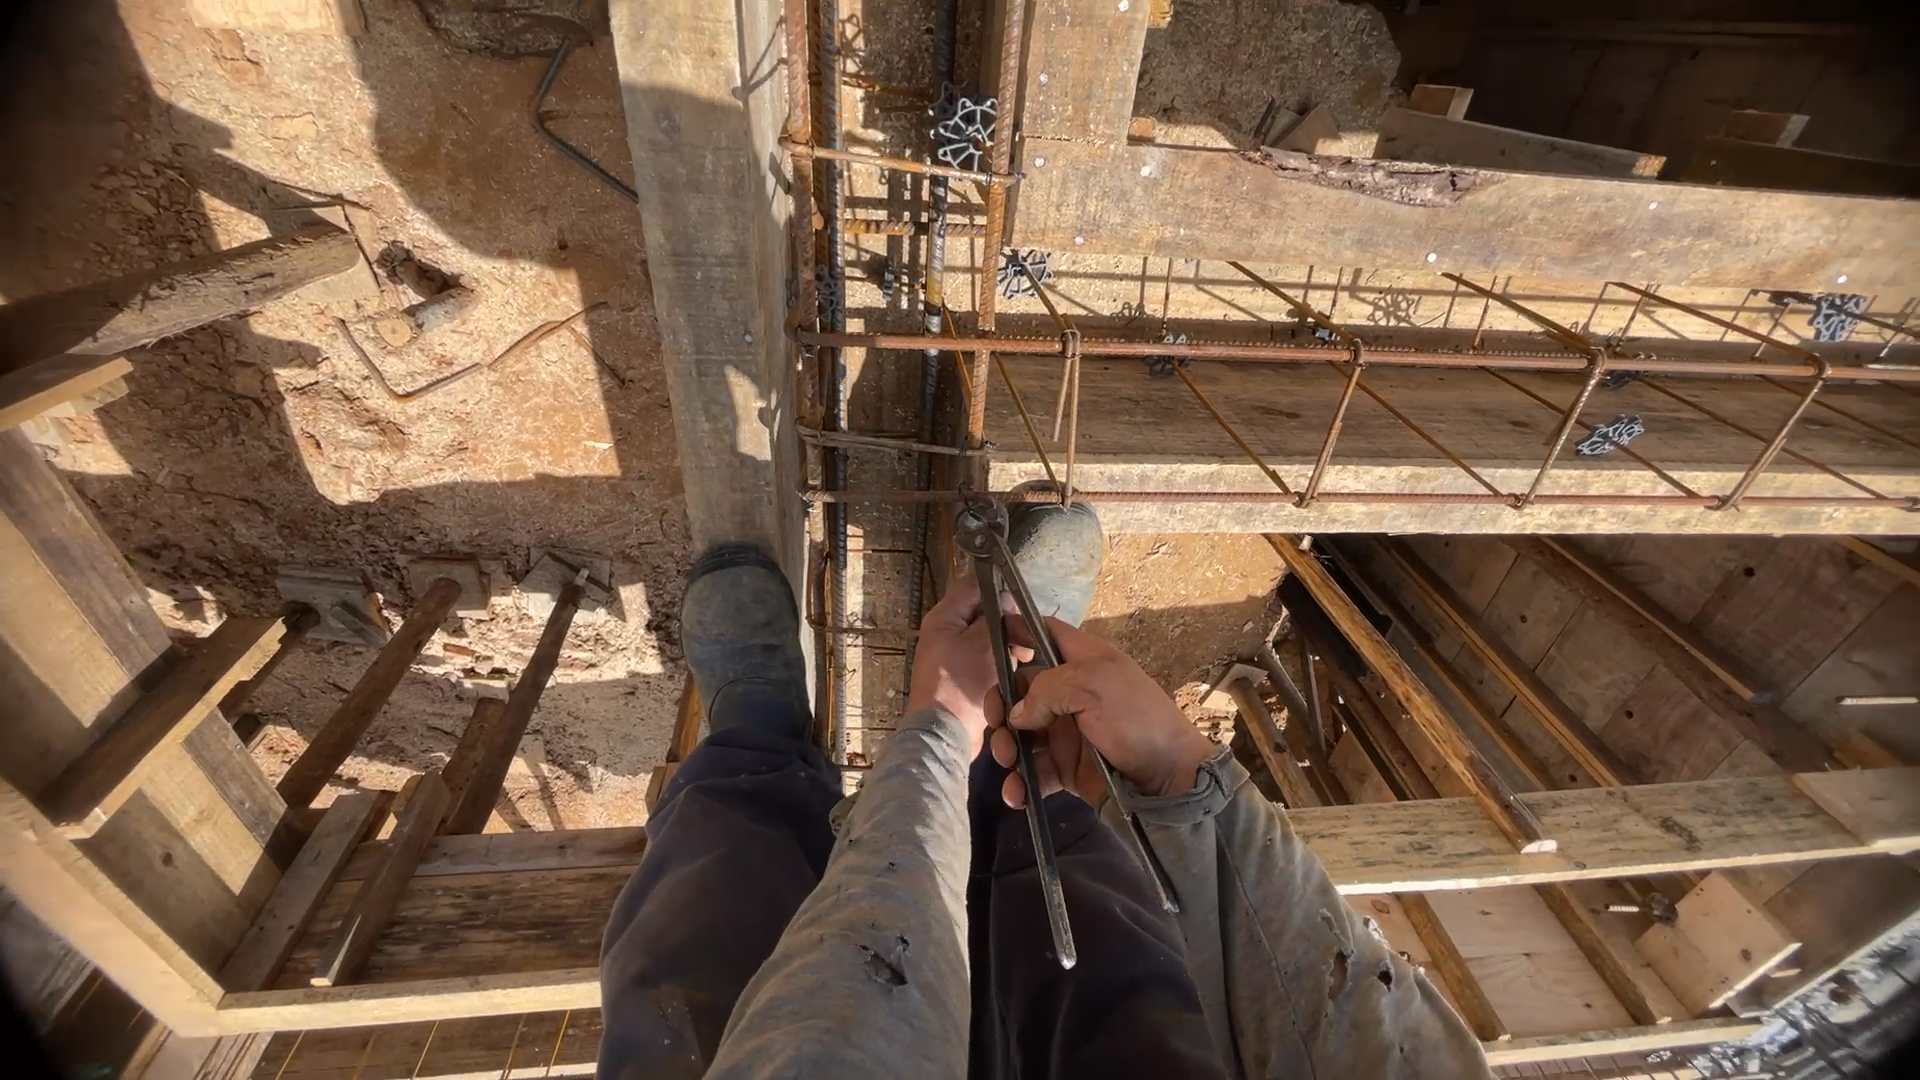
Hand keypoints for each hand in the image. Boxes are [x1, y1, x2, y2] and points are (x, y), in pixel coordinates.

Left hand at [906, 573, 1029, 752]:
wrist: (946, 732)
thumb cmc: (962, 683)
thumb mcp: (983, 644)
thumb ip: (996, 618)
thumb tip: (1006, 601)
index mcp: (944, 617)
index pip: (971, 586)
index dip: (997, 588)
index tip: (1020, 600)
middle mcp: (946, 631)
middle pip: (983, 612)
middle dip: (1007, 623)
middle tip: (1026, 637)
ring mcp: (954, 653)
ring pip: (988, 636)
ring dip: (1008, 644)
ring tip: (1024, 657)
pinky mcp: (964, 673)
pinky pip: (987, 657)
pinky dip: (1001, 661)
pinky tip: (1016, 670)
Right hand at [988, 618, 1215, 808]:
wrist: (1170, 781)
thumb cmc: (1137, 719)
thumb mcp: (1095, 685)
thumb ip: (1048, 688)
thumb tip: (1017, 715)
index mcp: (1082, 661)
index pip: (1046, 633)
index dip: (1019, 629)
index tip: (992, 634)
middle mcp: (1071, 692)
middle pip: (1020, 688)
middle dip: (1001, 706)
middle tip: (998, 725)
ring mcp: (1067, 732)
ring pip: (1020, 733)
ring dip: (1006, 746)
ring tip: (1009, 762)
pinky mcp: (1066, 768)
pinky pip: (1033, 772)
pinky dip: (1020, 783)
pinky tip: (1017, 793)